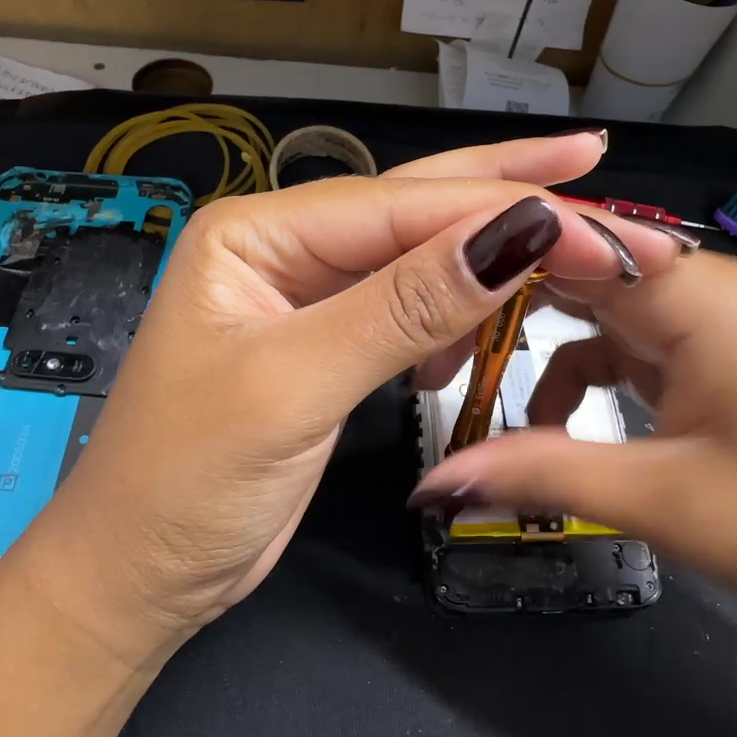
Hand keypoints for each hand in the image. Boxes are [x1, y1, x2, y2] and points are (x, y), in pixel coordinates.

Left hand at [13, 133, 687, 665]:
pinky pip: (407, 311)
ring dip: (486, 259)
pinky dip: (454, 316)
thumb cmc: (187, 480)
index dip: (499, 213)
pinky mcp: (328, 347)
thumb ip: (403, 307)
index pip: (398, 205)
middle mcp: (283, 249)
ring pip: (417, 259)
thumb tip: (518, 232)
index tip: (594, 228)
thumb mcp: (294, 386)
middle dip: (503, 193)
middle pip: (411, 208)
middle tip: (592, 164)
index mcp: (256, 233)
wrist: (142, 572)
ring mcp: (307, 298)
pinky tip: (487, 326)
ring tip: (564, 254)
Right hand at [410, 254, 736, 666]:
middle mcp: (704, 293)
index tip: (419, 300)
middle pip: (577, 273)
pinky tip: (564, 432)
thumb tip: (432, 480)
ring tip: (487, 404)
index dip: (486, 258)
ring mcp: (717, 331)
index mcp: (695, 295)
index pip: (565, 240)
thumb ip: (541, 473)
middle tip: (434, 357)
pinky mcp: (724, 368)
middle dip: (503, 311)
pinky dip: (589, 384)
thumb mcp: (665, 502)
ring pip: (600, 316)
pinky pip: (634, 354)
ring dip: (543, 355)